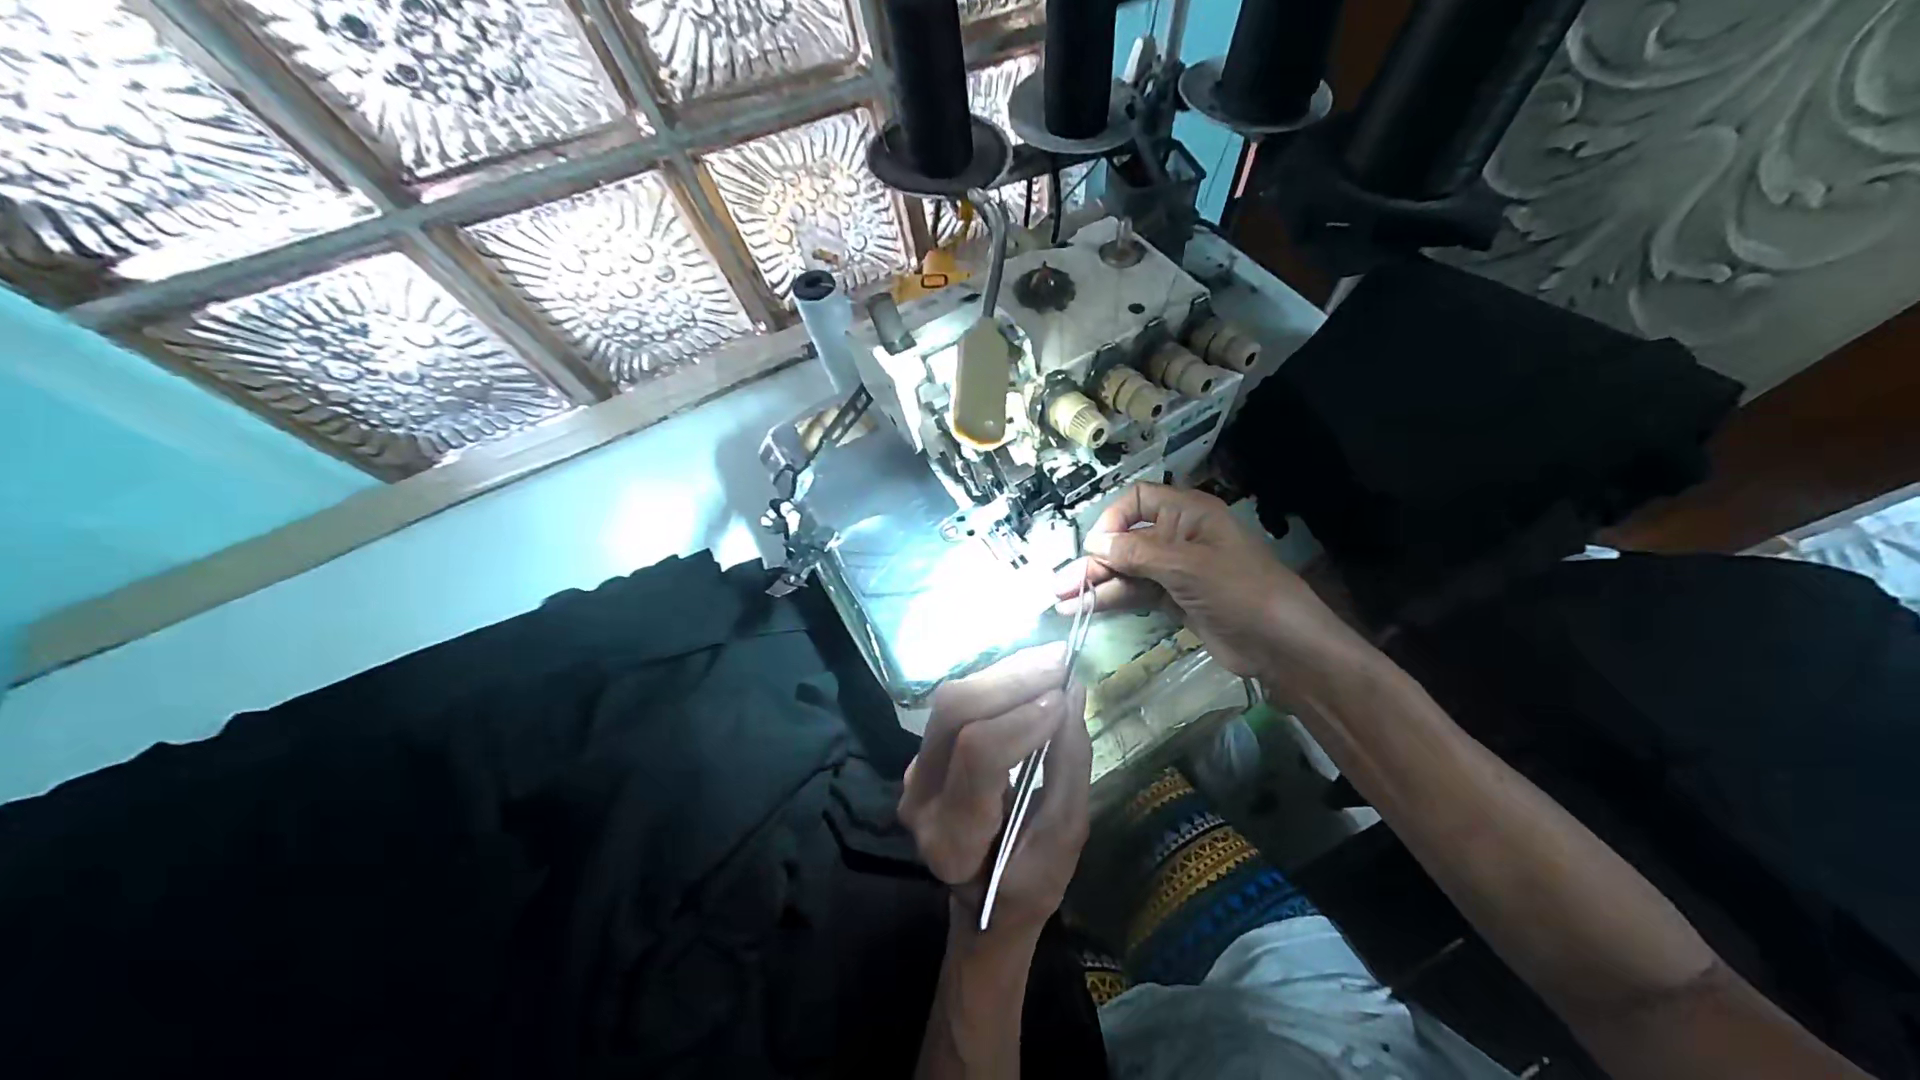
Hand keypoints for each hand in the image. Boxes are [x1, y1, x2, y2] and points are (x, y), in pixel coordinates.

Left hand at [898, 645, 1091, 943]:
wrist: (982, 900)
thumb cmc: (1027, 886)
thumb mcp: (1063, 843)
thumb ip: (1068, 768)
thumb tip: (1074, 694)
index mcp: (952, 840)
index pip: (977, 758)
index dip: (1022, 719)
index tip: (1064, 697)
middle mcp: (919, 799)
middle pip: (954, 714)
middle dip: (1010, 680)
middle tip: (1061, 660)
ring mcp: (914, 772)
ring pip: (950, 701)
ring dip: (1003, 673)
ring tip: (1051, 660)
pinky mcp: (924, 752)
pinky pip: (954, 706)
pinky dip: (995, 683)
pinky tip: (1028, 675)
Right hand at [1052, 482, 1368, 689]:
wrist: (1281, 645)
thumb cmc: (1240, 590)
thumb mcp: (1187, 566)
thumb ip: (1137, 553)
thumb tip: (1094, 543)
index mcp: (1187, 513)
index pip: (1137, 500)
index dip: (1113, 520)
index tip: (1097, 548)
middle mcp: (1177, 537)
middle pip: (1125, 541)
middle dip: (1094, 561)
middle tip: (1061, 586)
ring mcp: (1174, 571)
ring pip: (1125, 571)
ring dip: (1096, 584)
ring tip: (1062, 601)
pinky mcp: (1173, 600)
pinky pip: (1135, 594)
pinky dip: (1111, 600)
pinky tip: (1083, 609)